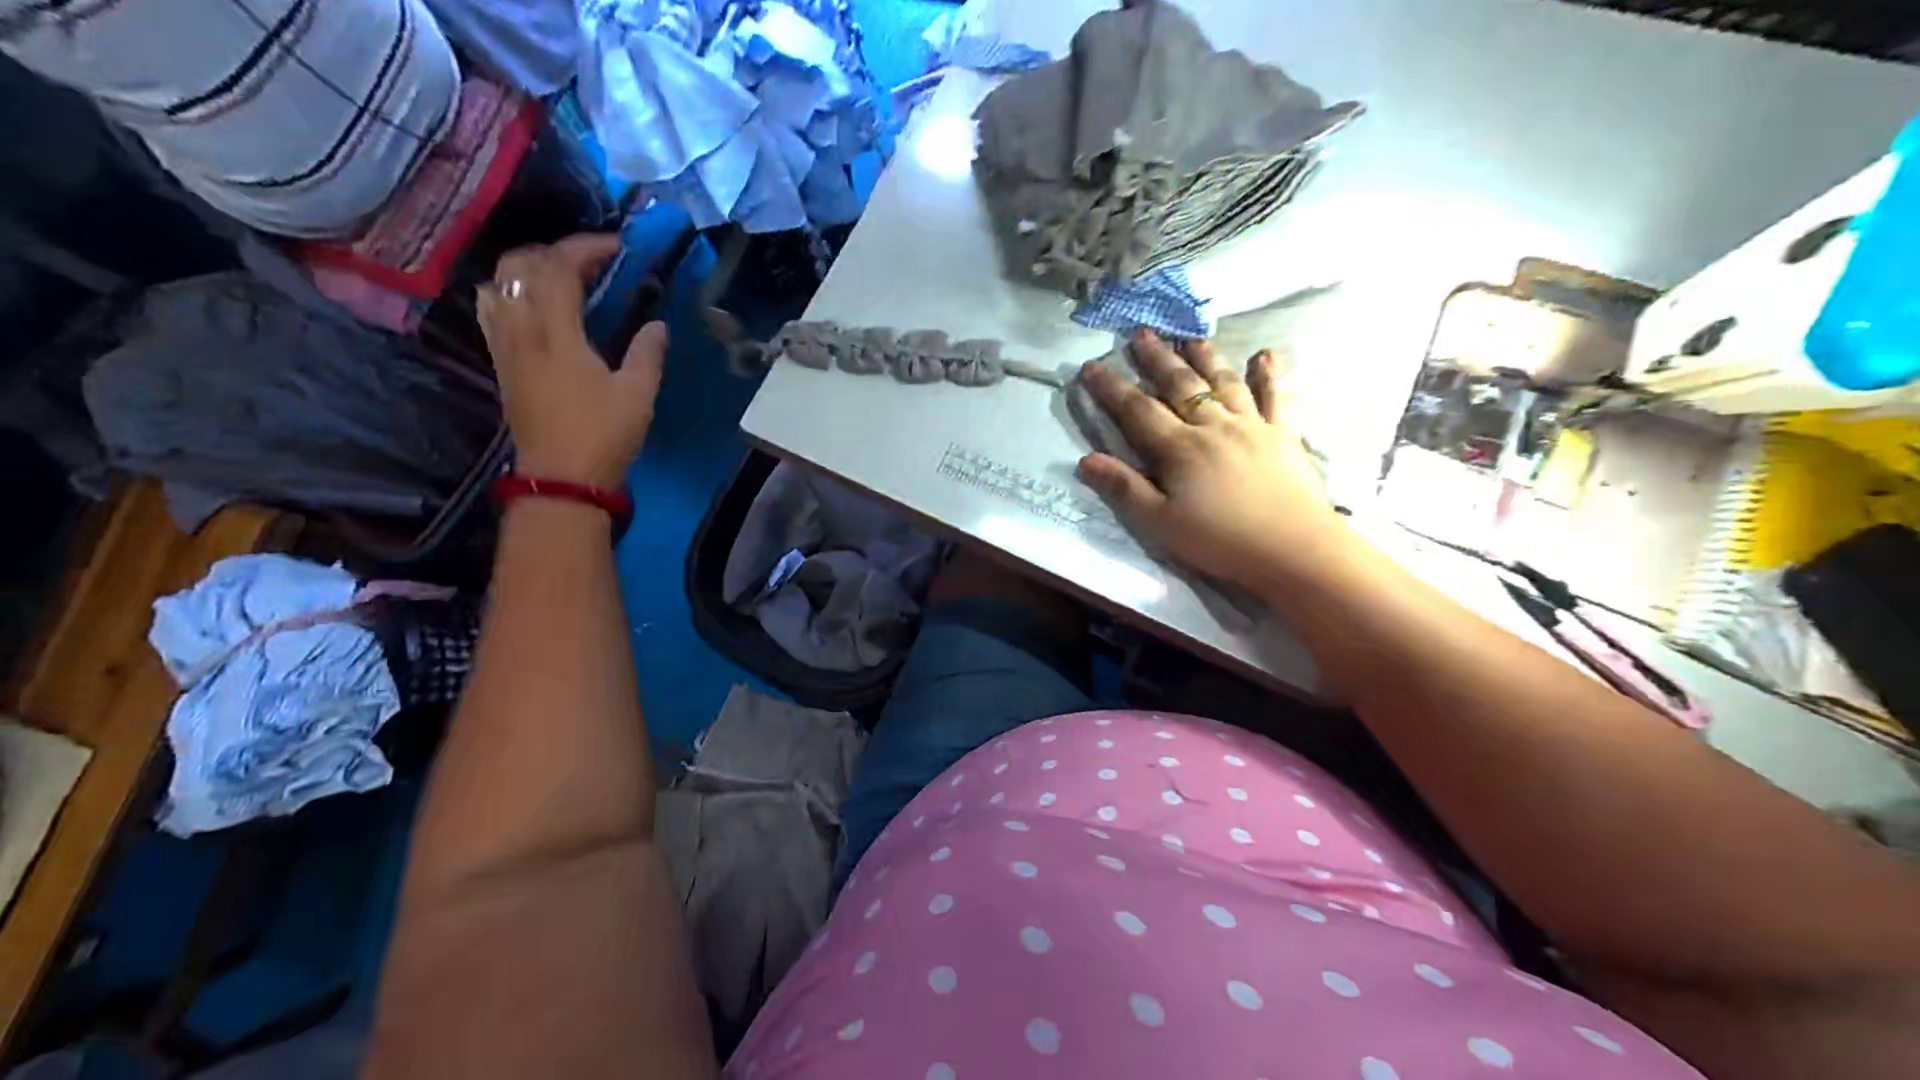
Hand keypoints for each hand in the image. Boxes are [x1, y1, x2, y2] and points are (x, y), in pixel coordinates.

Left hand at [478, 235, 666, 488]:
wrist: (562, 479)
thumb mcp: (638, 395)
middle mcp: (521, 330)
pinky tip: (535, 307)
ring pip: (498, 284)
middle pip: (519, 265)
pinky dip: (511, 293)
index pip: (559, 267)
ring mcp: (504, 346)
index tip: (618, 246)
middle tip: (590, 260)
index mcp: (556, 334)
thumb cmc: (603, 436)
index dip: (586, 247)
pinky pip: (492, 310)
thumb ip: (648, 354)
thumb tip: (657, 325)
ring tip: (560, 278)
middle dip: (554, 251)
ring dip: (527, 269)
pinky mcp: (501, 364)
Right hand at [1076, 329, 1348, 591]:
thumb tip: (1085, 459)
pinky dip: (1269, 375)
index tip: (1091, 365)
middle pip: (1180, 385)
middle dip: (1157, 359)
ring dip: (1205, 357)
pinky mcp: (1283, 436)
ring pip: (1223, 382)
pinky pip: (1275, 398)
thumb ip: (1124, 488)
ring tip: (1189, 337)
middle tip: (1141, 333)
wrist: (1294, 549)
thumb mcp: (1159, 523)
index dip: (1112, 387)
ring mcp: (1252, 426)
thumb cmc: (1220, 540)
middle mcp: (1214, 426)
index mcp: (1180, 448)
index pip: (1137, 410)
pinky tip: (1265, 356)